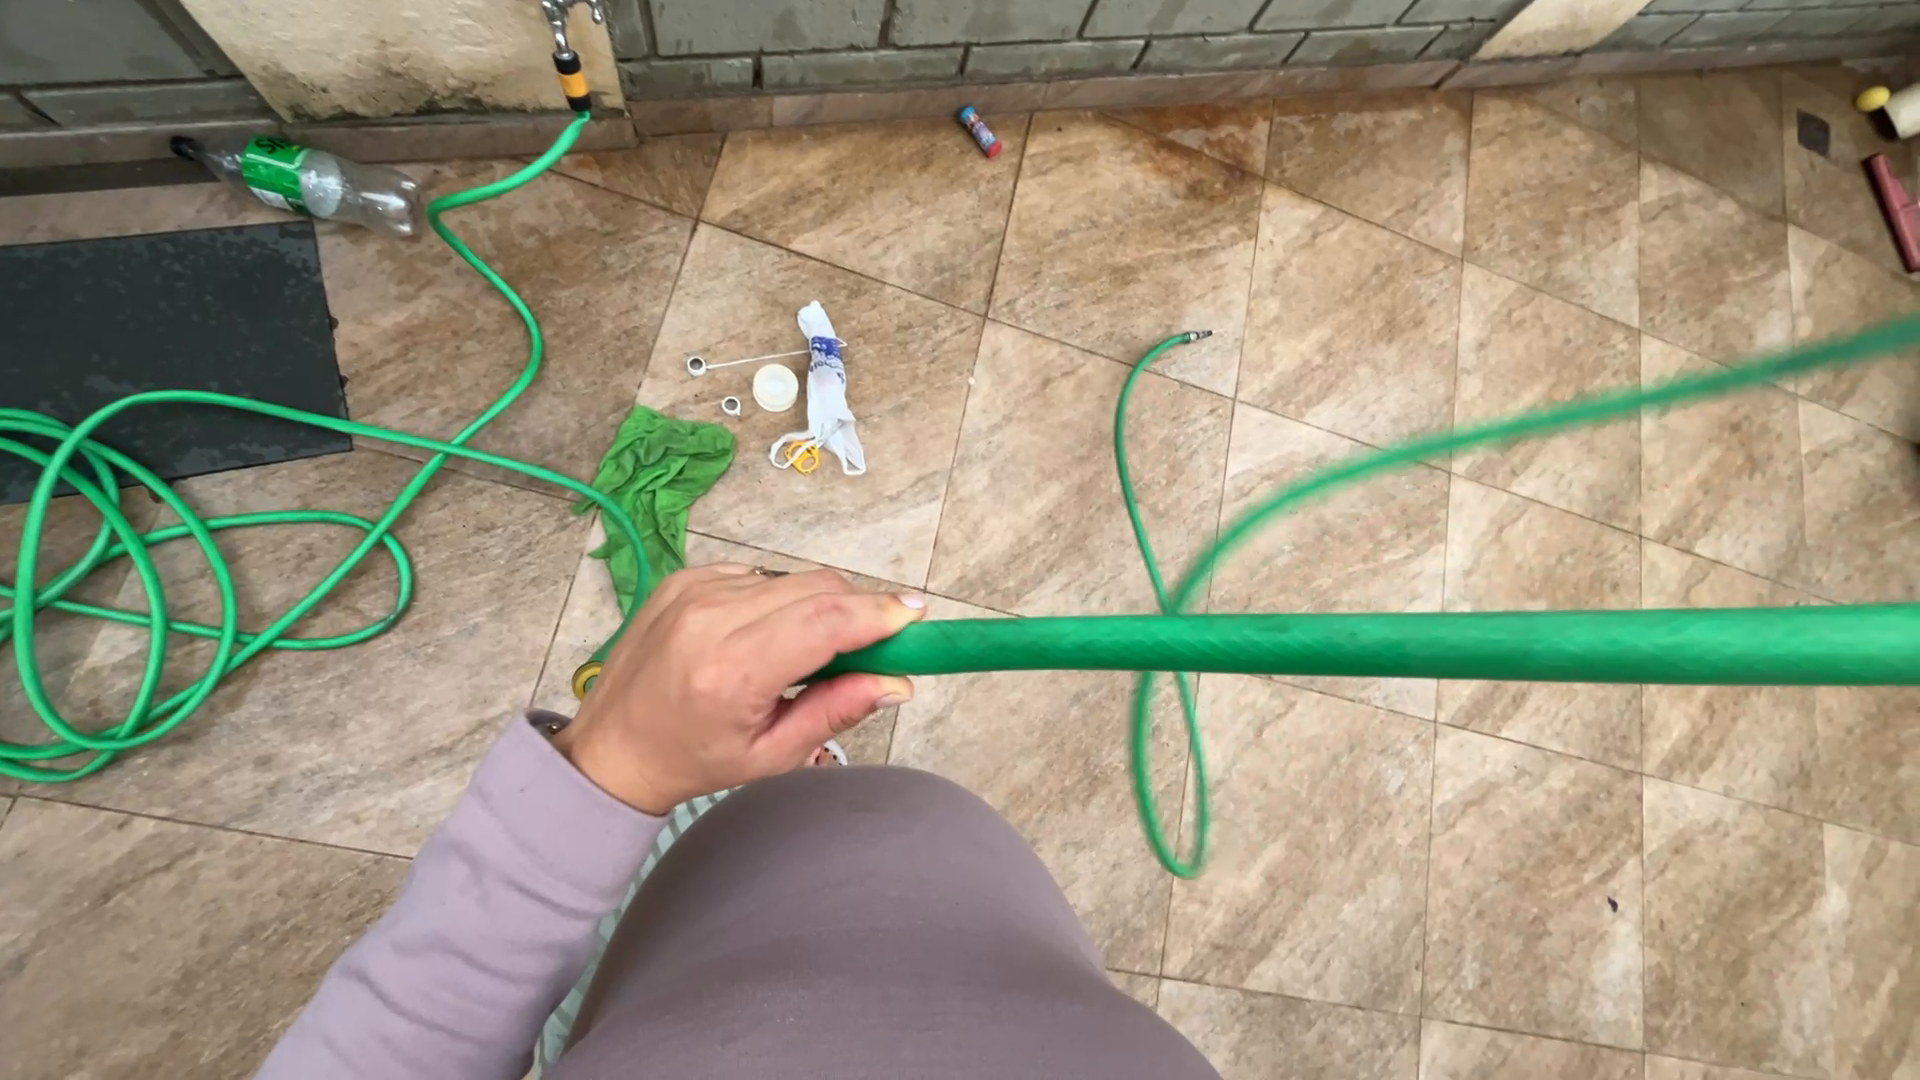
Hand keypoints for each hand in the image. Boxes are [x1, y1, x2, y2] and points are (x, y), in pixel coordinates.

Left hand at [551, 564, 923, 814]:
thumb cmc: (695, 760)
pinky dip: (783, 598)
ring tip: (813, 646)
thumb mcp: (773, 755)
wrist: (611, 747)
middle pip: (817, 588)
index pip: (825, 621)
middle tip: (880, 639)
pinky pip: (762, 575)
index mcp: (732, 670)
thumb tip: (900, 683)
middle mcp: (711, 617)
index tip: (915, 615)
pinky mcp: (686, 577)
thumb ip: (838, 711)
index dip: (879, 613)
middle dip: (860, 607)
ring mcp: (695, 589)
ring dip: (821, 603)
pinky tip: (768, 632)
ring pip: (793, 577)